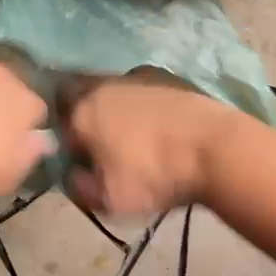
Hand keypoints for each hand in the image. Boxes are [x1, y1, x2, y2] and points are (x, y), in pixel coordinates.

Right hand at [57, 67, 243, 216]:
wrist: (213, 146)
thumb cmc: (155, 174)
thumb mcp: (111, 199)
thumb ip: (81, 187)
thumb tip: (74, 175)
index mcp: (81, 112)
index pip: (62, 129)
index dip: (71, 149)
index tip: (86, 166)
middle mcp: (99, 85)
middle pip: (82, 101)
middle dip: (89, 121)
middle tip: (108, 147)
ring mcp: (132, 76)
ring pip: (112, 93)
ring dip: (117, 111)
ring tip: (139, 138)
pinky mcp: (162, 75)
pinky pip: (141, 91)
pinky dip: (144, 105)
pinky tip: (161, 126)